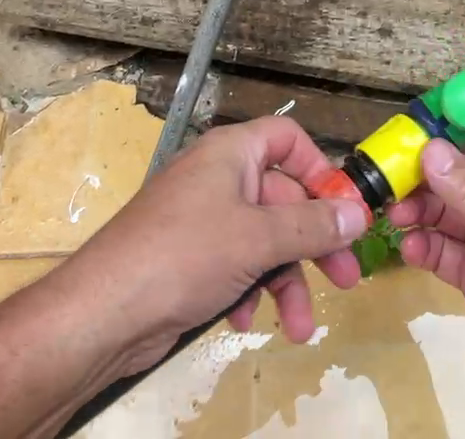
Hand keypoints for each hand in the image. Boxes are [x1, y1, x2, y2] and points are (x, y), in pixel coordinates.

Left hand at [57, 116, 370, 373]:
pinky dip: (249, 290)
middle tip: (347, 279)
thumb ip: (312, 226)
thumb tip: (360, 214)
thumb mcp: (258, 239)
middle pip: (283, 198)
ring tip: (299, 326)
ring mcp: (203, 219)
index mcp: (231, 153)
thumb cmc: (184, 255)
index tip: (344, 208)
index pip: (287, 138)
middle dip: (314, 243)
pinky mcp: (191, 258)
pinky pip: (237, 264)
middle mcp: (219, 178)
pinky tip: (243, 320)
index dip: (319, 168)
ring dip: (285, 281)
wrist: (104, 313)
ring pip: (263, 240)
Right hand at [388, 126, 464, 438]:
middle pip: (460, 176)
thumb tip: (430, 149)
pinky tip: (410, 248)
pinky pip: (443, 251)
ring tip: (395, 216)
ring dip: (420, 210)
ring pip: (447, 212)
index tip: (411, 129)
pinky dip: (424, 246)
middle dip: (426, 174)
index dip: (453, 132)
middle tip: (389, 178)